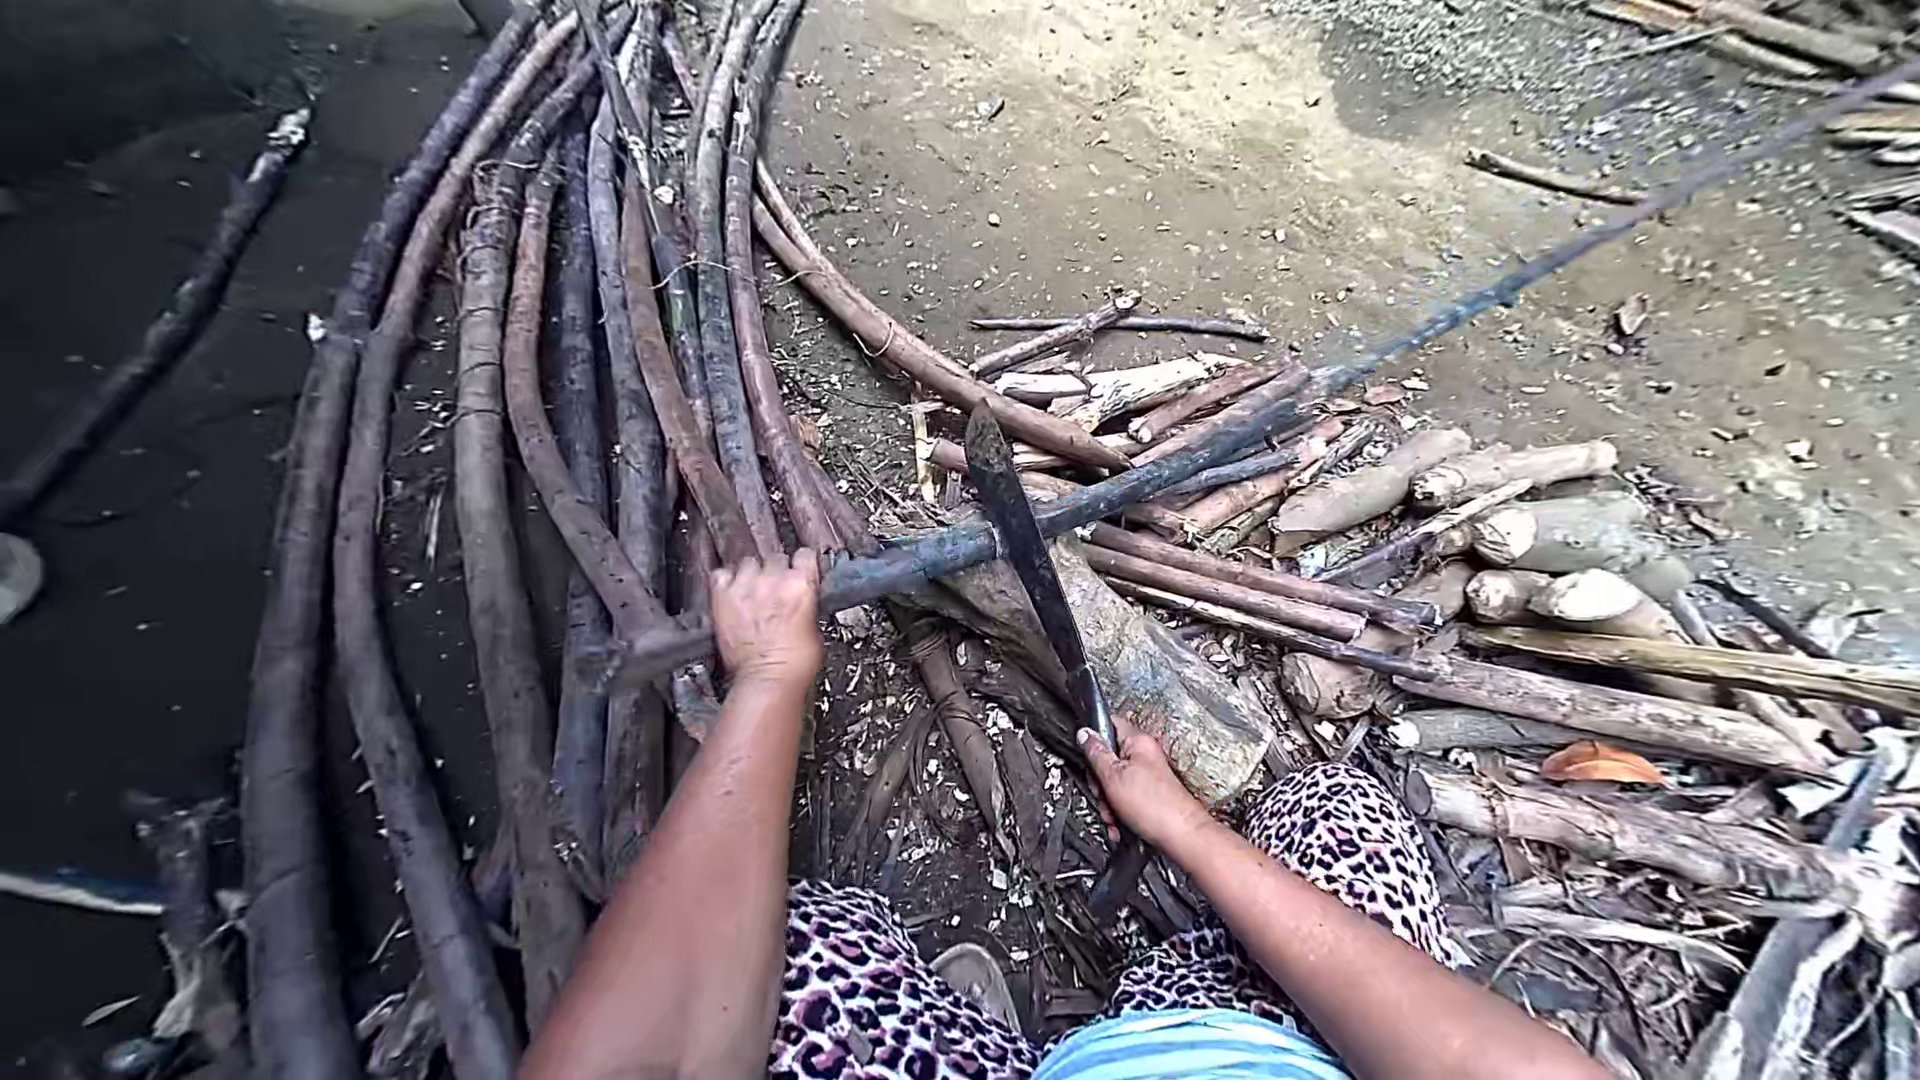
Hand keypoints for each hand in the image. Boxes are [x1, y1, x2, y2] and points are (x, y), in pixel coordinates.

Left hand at [709, 550, 823, 687]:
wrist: (769, 680)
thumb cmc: (794, 663)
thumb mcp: (815, 626)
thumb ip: (806, 602)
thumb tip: (801, 597)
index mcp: (802, 584)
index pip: (804, 554)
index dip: (802, 563)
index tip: (800, 569)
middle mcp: (773, 579)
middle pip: (775, 557)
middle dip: (776, 572)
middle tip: (776, 591)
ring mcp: (745, 587)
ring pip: (749, 562)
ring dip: (752, 574)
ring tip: (753, 592)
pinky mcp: (722, 597)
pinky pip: (721, 574)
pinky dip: (726, 581)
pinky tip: (733, 592)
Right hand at [1078, 715, 1211, 849]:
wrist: (1182, 838)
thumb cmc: (1155, 807)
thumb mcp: (1112, 776)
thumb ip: (1095, 753)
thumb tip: (1084, 734)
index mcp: (1138, 742)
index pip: (1109, 724)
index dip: (1093, 738)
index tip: (1088, 755)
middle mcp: (1144, 754)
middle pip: (1108, 756)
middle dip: (1100, 780)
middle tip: (1102, 792)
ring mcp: (1148, 774)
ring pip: (1114, 779)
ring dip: (1107, 800)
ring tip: (1112, 814)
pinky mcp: (1149, 793)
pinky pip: (1125, 795)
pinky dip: (1118, 809)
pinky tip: (1119, 823)